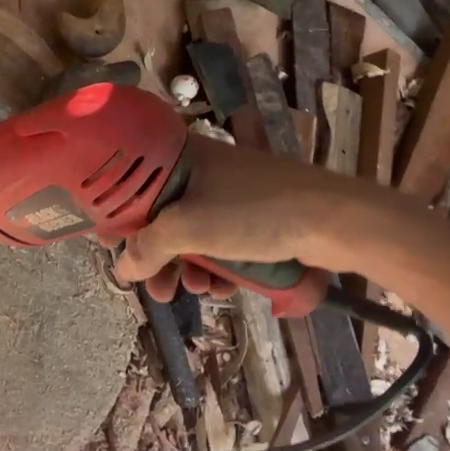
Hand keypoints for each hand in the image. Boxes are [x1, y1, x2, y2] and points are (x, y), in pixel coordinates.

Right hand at [116, 137, 364, 300]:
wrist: (339, 221)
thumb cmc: (254, 213)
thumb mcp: (188, 229)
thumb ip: (147, 248)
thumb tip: (123, 269)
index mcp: (180, 159)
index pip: (130, 184)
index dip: (116, 217)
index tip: (110, 246)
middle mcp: (202, 170)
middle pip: (160, 216)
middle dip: (155, 257)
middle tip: (154, 287)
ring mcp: (231, 193)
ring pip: (190, 234)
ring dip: (186, 268)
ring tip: (193, 291)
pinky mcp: (255, 216)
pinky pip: (219, 242)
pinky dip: (215, 266)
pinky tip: (222, 288)